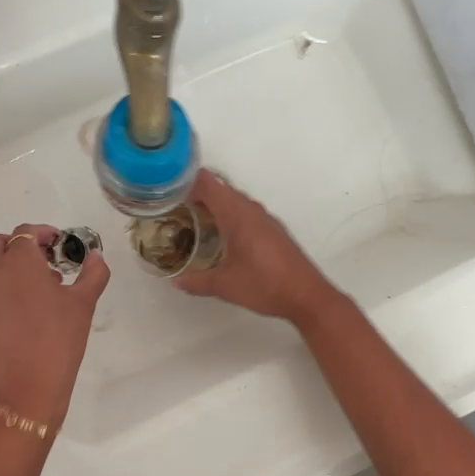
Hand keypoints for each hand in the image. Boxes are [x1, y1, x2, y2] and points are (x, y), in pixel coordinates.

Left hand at [0, 224, 110, 426]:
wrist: (27, 385)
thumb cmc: (58, 339)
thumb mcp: (83, 303)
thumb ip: (92, 274)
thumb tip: (96, 257)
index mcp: (17, 261)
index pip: (25, 232)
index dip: (43, 233)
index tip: (60, 244)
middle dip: (16, 245)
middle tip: (42, 259)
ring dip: (9, 266)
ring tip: (40, 287)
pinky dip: (4, 287)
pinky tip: (29, 308)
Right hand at [172, 170, 341, 325]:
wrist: (306, 296)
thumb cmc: (264, 285)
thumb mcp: (225, 285)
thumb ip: (197, 282)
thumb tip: (176, 282)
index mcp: (237, 215)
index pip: (209, 183)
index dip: (187, 180)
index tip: (167, 187)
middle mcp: (252, 211)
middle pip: (221, 190)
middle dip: (197, 194)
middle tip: (173, 206)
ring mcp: (266, 220)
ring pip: (235, 202)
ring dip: (215, 206)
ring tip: (193, 220)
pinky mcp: (274, 231)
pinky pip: (246, 214)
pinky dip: (230, 217)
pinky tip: (222, 236)